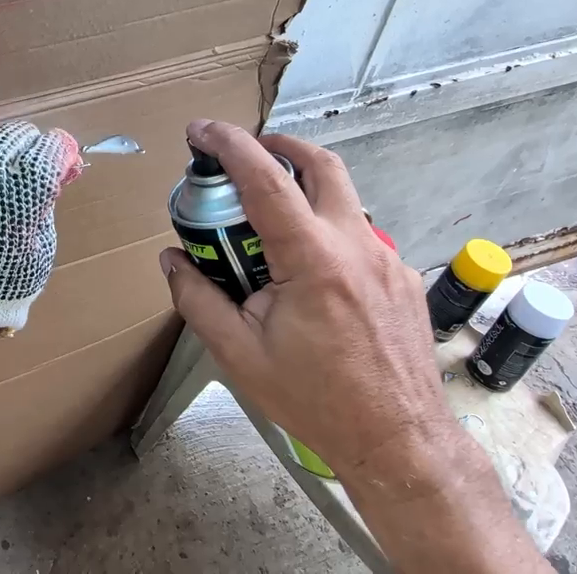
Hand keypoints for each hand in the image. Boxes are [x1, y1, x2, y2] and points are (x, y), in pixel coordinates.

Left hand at [0, 119, 81, 331]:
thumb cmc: (4, 276)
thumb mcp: (41, 240)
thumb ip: (49, 197)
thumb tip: (64, 160)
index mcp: (19, 198)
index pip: (46, 149)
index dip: (55, 150)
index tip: (55, 154)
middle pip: (10, 137)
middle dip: (22, 145)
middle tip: (20, 159)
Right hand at [159, 120, 457, 482]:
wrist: (401, 445)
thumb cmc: (317, 401)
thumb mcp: (239, 354)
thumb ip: (197, 299)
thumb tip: (172, 260)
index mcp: (313, 260)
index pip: (265, 179)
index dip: (228, 144)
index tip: (200, 131)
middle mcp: (356, 247)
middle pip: (321, 165)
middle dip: (280, 145)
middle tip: (247, 155)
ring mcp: (388, 260)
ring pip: (343, 199)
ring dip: (304, 192)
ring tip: (270, 225)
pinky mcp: (404, 278)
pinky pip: (359, 236)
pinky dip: (326, 232)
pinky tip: (309, 275)